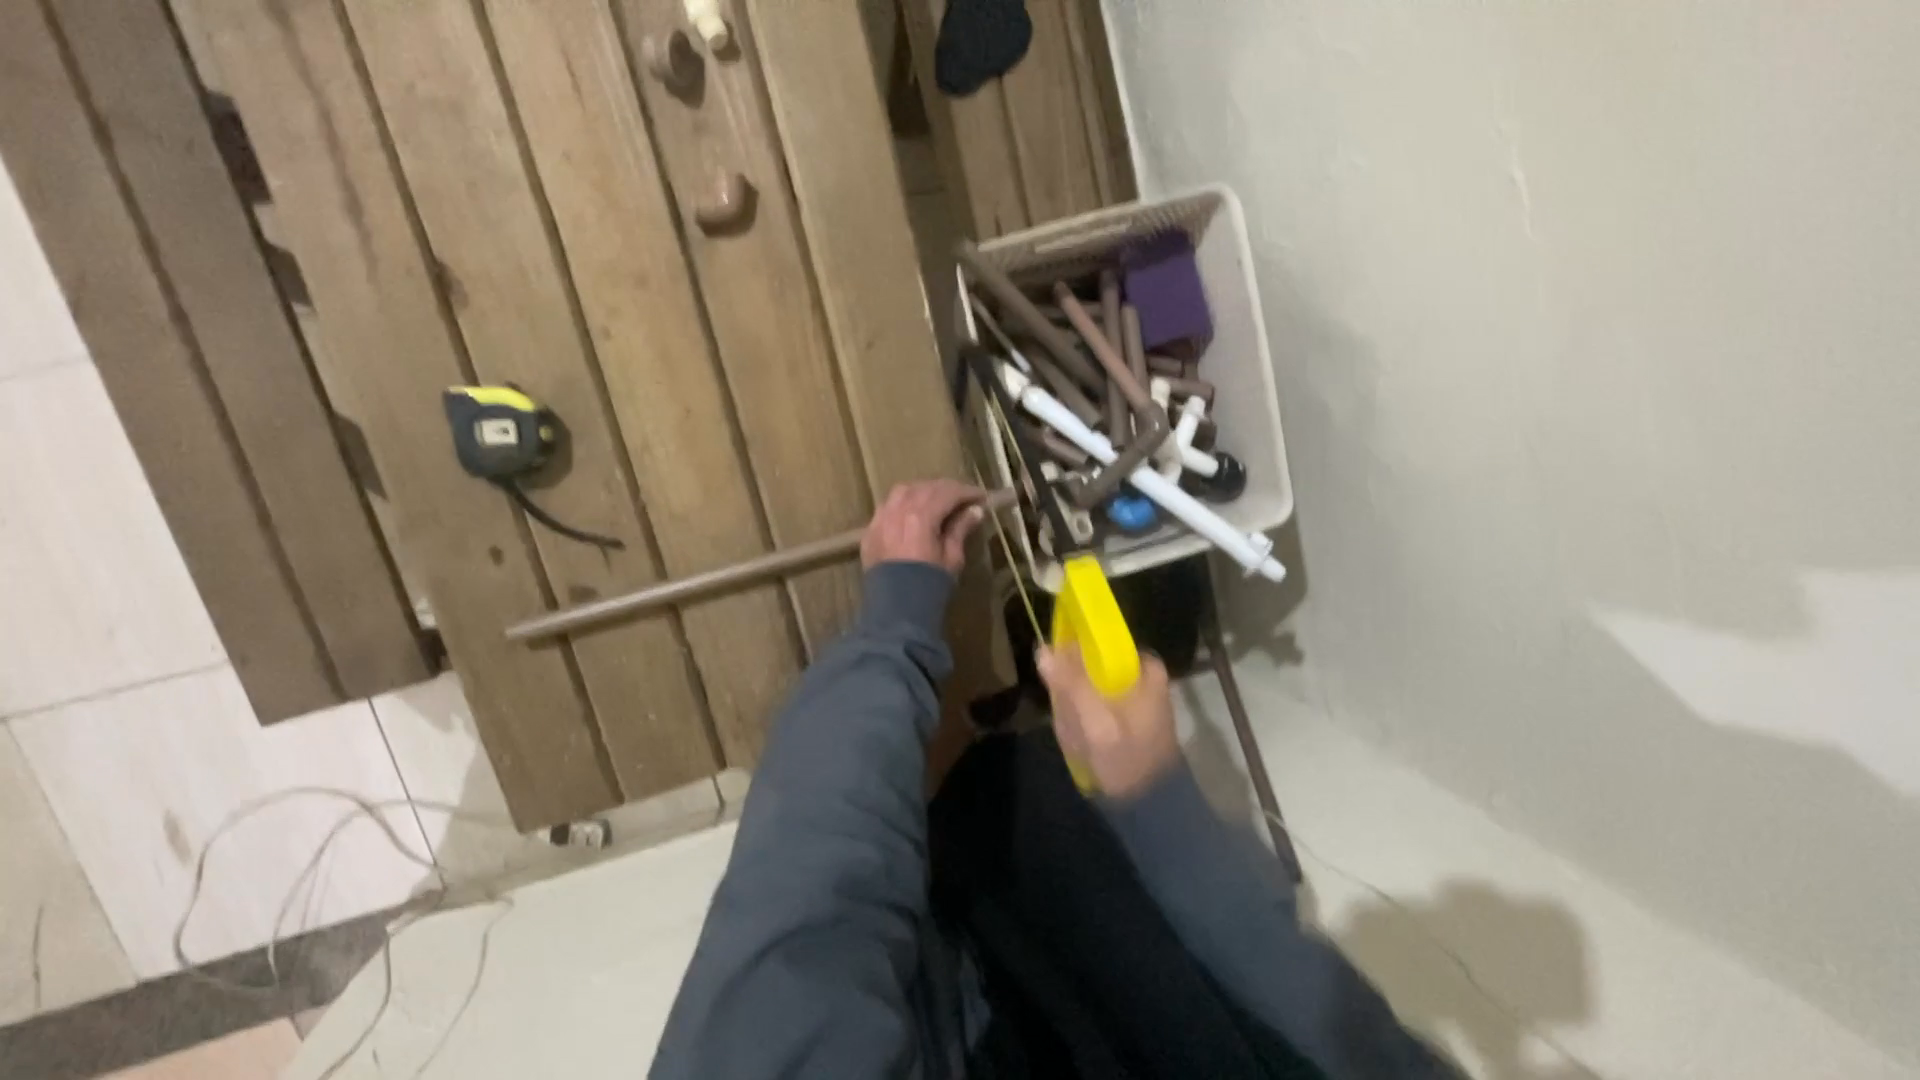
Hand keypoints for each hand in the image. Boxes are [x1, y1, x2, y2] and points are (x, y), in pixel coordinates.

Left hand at [860, 480, 988, 575]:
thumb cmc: (929, 585)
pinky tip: (912, 512)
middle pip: (925, 488)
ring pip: (903, 491)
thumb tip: (975, 510)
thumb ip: (960, 529)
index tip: (981, 496)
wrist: (895, 612)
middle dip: (946, 489)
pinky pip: (887, 506)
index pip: (947, 493)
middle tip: (962, 498)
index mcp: (920, 517)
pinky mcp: (870, 531)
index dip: (967, 492)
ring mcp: (880, 520)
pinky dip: (903, 503)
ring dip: (922, 491)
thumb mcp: (952, 558)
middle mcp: (898, 511)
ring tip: (937, 500)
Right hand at [1038, 645, 1180, 798]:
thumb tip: (1043, 648)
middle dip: (1075, 696)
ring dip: (1078, 713)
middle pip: (1091, 669)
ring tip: (1082, 739)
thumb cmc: (1127, 759)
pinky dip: (1086, 725)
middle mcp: (1144, 676)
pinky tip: (1087, 745)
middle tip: (1076, 724)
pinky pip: (1096, 709)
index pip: (1097, 646)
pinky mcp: (1131, 717)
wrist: (1152, 805)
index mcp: (1146, 668)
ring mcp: (1138, 696)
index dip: (1072, 664)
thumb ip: (1070, 684)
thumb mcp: (1095, 722)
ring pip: (1090, 690)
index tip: (1063, 690)